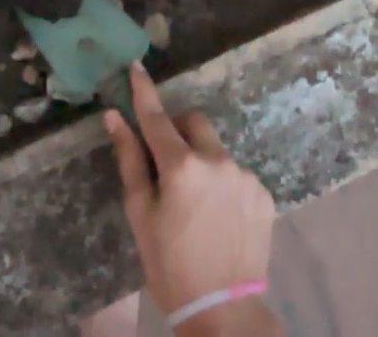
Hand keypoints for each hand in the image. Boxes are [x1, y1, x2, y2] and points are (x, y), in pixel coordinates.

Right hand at [104, 63, 279, 335]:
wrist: (222, 310)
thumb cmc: (168, 263)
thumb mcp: (140, 213)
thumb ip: (130, 159)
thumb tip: (114, 117)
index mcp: (181, 166)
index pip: (156, 116)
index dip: (144, 90)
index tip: (136, 66)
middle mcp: (217, 161)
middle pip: (193, 123)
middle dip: (178, 131)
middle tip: (166, 162)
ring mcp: (244, 176)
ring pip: (216, 149)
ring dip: (201, 160)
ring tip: (195, 203)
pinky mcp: (263, 194)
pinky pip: (236, 173)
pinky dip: (222, 182)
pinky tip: (217, 215)